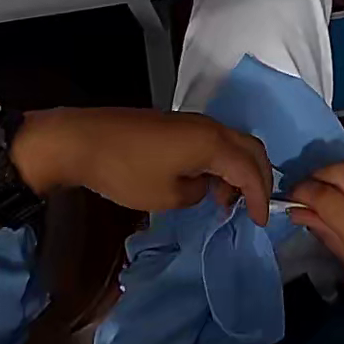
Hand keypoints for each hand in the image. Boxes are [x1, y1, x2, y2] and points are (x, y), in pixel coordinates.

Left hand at [12, 108, 273, 224]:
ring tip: (226, 201)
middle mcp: (209, 127)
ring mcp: (192, 122)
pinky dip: (221, 161)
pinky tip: (206, 183)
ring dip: (238, 169)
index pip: (250, 170)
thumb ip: (197, 193)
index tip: (259, 221)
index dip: (259, 197)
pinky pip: (214, 141)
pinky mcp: (177, 124)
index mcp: (211, 143)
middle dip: (259, 178)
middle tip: (254, 206)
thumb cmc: (125, 171)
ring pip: (232, 143)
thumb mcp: (166, 196)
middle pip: (250, 148)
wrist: (83, 140)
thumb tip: (203, 185)